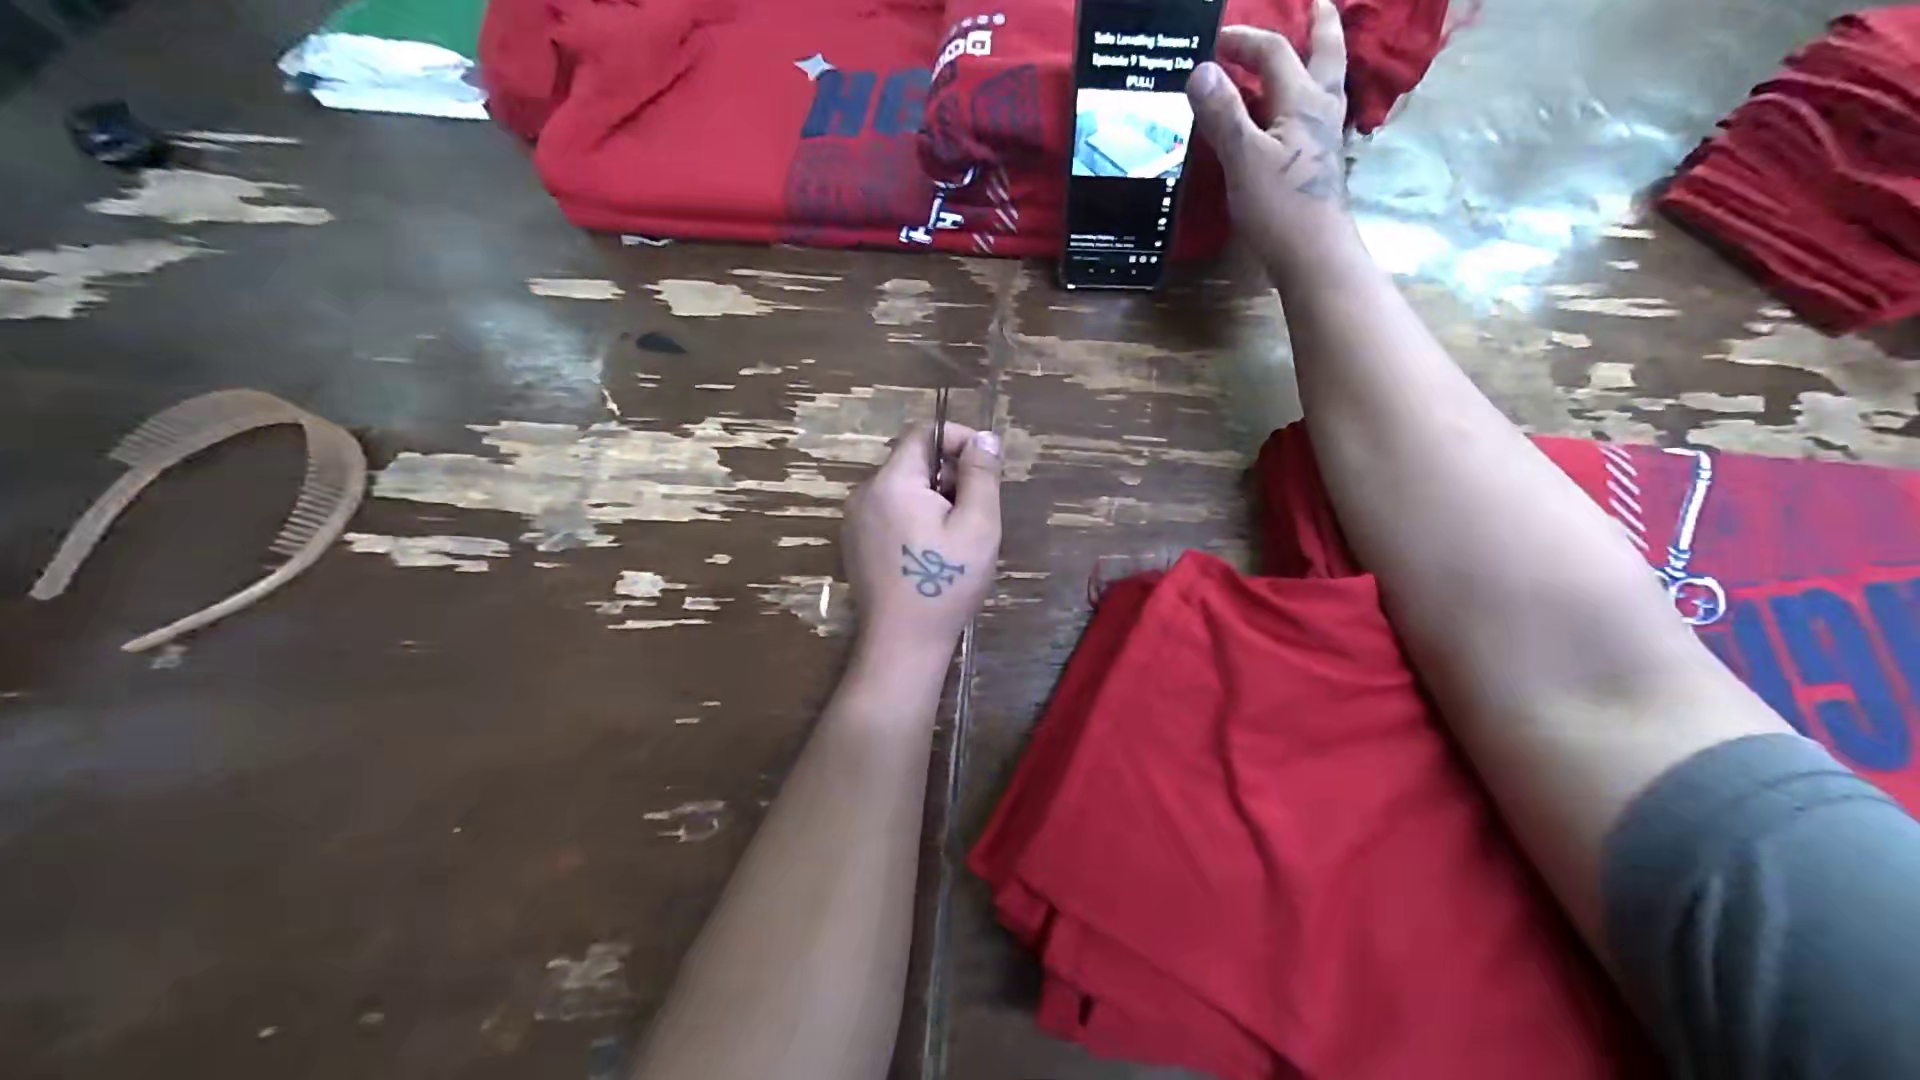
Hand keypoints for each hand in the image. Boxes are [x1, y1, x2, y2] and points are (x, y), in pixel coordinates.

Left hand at [842, 421, 1001, 653]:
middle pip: (912, 462)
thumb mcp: (977, 525)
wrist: (902, 642)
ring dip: (935, 499)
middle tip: (976, 511)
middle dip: (949, 475)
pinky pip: (890, 513)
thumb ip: (981, 475)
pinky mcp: (856, 543)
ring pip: (903, 489)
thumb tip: (985, 437)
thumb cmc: (945, 583)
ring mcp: (855, 520)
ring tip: (956, 537)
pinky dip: (915, 518)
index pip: (922, 434)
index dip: (958, 439)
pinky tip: (932, 552)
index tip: (986, 466)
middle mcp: (865, 493)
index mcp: (892, 482)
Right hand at [1187, 4, 1359, 290]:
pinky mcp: (1320, 164)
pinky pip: (1318, 116)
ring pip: (1327, 84)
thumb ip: (1222, 113)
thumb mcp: (1243, 158)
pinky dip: (1309, 100)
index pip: (1274, 53)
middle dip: (1318, 26)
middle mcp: (1320, 110)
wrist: (1312, 252)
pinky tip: (1296, 114)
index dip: (1244, 40)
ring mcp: (1325, 137)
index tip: (1216, 39)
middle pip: (1324, 54)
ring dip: (1320, 60)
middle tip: (1316, 4)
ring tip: (1310, 51)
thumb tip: (1199, 69)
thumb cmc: (1278, 205)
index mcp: (1301, 100)